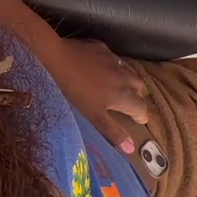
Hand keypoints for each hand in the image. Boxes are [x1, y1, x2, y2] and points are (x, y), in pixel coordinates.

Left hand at [50, 38, 148, 153]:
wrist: (55, 56)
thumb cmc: (73, 89)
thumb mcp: (91, 114)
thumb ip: (111, 131)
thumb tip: (131, 149)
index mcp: (124, 95)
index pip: (142, 109)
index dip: (140, 116)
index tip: (137, 120)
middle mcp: (124, 76)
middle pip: (140, 88)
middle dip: (137, 96)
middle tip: (127, 102)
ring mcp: (113, 60)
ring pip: (130, 71)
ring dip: (127, 80)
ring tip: (118, 86)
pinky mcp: (100, 47)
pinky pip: (112, 57)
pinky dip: (111, 64)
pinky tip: (100, 66)